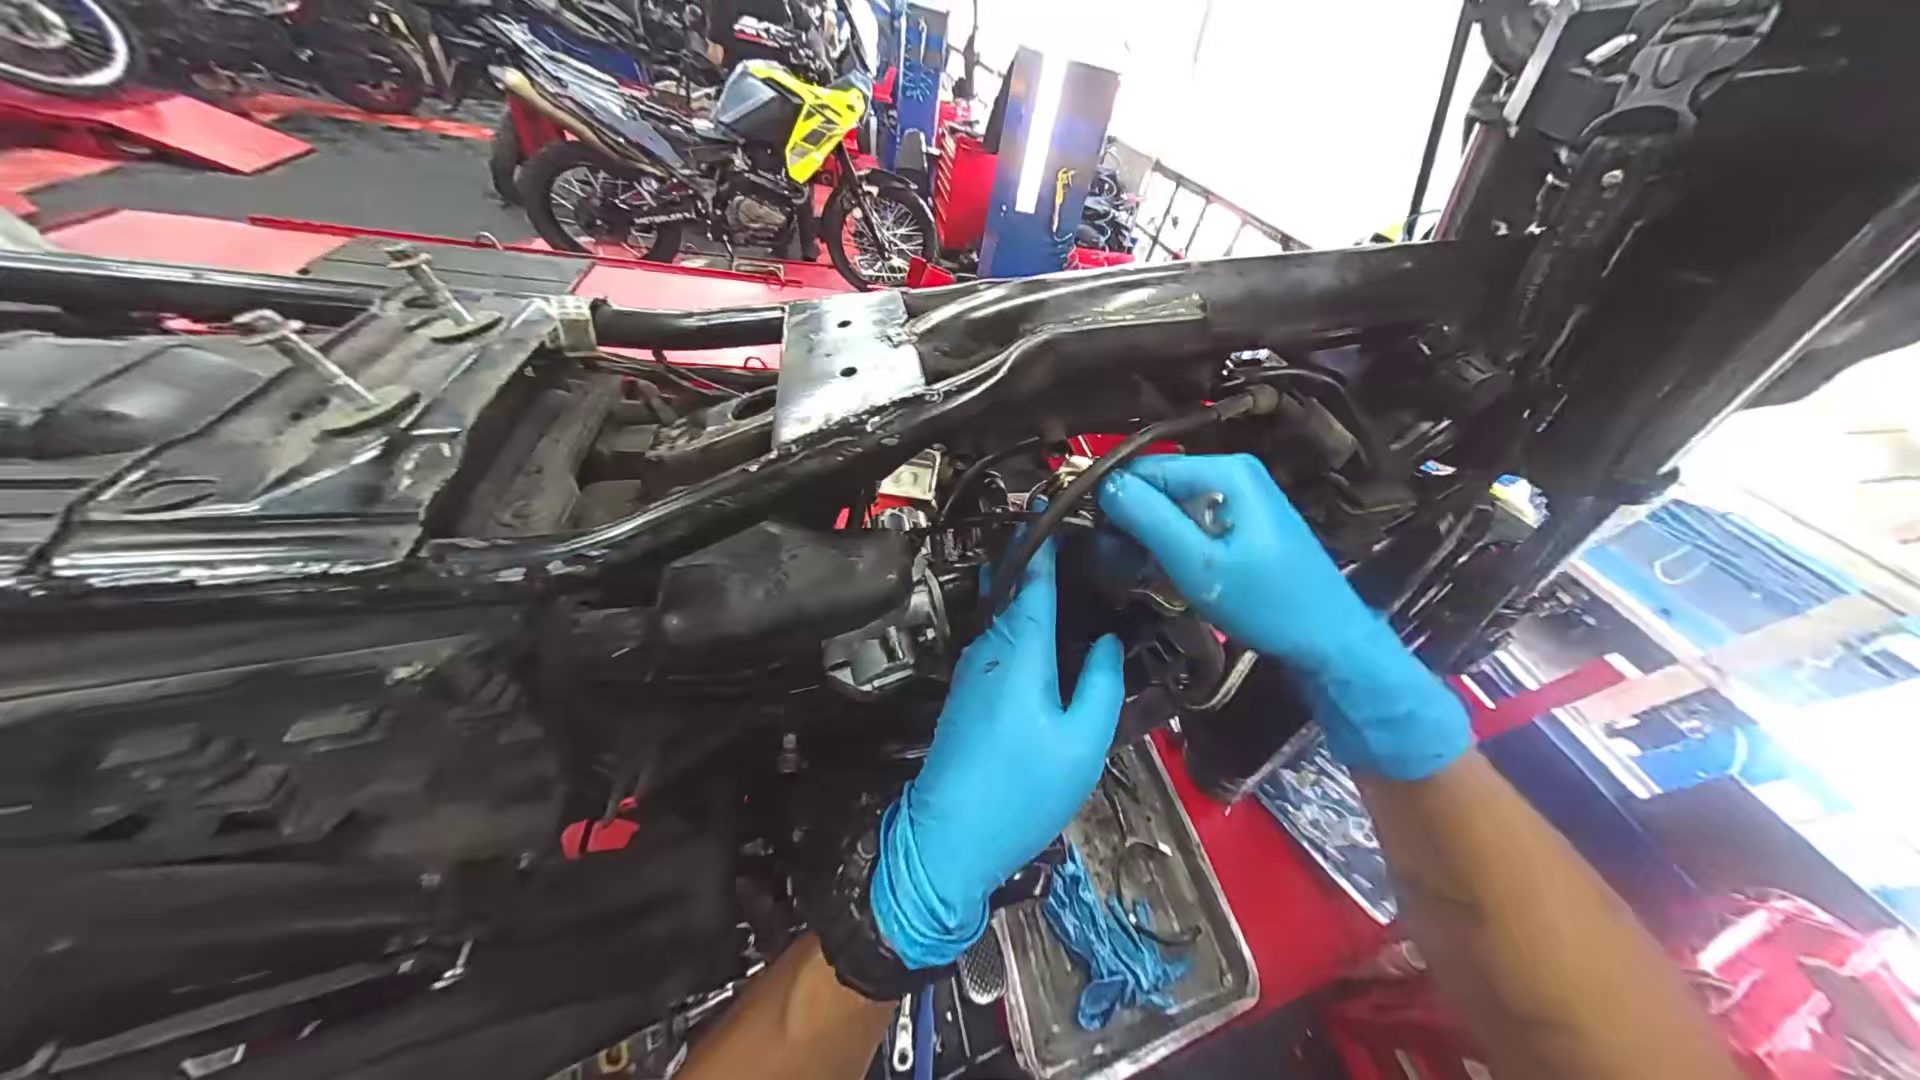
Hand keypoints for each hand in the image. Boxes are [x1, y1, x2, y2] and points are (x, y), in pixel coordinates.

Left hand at [871, 537, 1123, 968]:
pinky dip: (1019, 622)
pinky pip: (997, 639)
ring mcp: (972, 668)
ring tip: (1066, 578)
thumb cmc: (1020, 791)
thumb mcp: (1082, 742)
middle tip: (1074, 540)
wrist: (949, 836)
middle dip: (1038, 558)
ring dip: (1028, 590)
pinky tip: (1043, 632)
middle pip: (1013, 589)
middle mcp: (989, 648)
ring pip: (1003, 613)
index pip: (1032, 579)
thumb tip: (1105, 641)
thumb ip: (1100, 683)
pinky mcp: (967, 690)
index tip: (1054, 506)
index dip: (1044, 541)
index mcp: (1020, 650)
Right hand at [1097, 454, 1468, 780]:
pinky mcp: (1239, 520)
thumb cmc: (1268, 603)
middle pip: (1157, 484)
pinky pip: (1189, 520)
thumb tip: (1102, 484)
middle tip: (1115, 558)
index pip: (1145, 467)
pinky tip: (1166, 569)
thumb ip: (1148, 519)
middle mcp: (1232, 473)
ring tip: (1139, 568)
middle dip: (1131, 518)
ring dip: (1148, 535)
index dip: (1113, 497)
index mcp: (1225, 471)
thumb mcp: (1198, 564)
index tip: (1090, 531)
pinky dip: (1170, 542)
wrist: (1327, 639)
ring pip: (1170, 505)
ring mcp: (1238, 496)